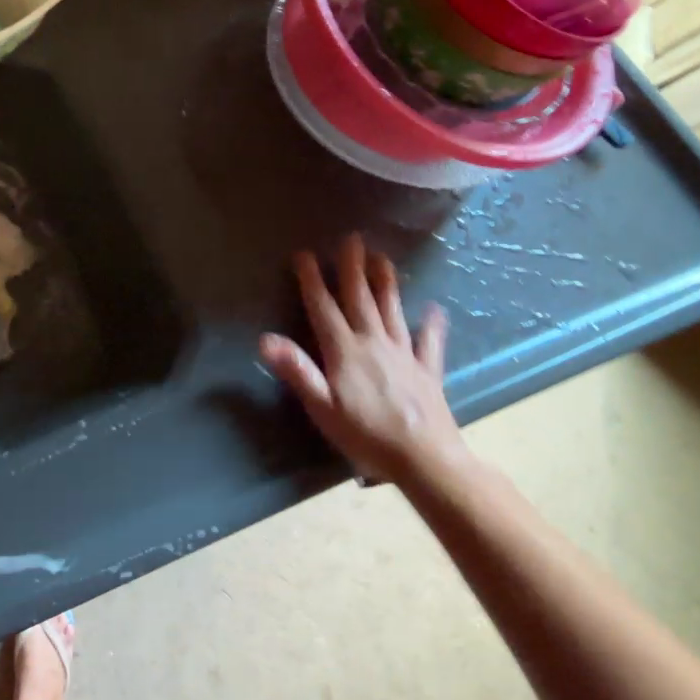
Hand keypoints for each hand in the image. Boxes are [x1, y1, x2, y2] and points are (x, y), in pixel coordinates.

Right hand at [260, 234, 465, 485]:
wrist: (427, 460)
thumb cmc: (366, 436)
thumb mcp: (322, 407)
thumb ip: (297, 371)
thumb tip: (265, 339)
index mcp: (345, 352)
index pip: (324, 308)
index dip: (312, 280)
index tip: (304, 254)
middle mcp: (374, 344)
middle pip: (360, 299)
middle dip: (353, 268)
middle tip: (352, 239)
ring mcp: (404, 356)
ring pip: (392, 311)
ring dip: (386, 283)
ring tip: (382, 257)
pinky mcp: (427, 372)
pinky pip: (429, 342)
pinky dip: (431, 324)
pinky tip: (434, 310)